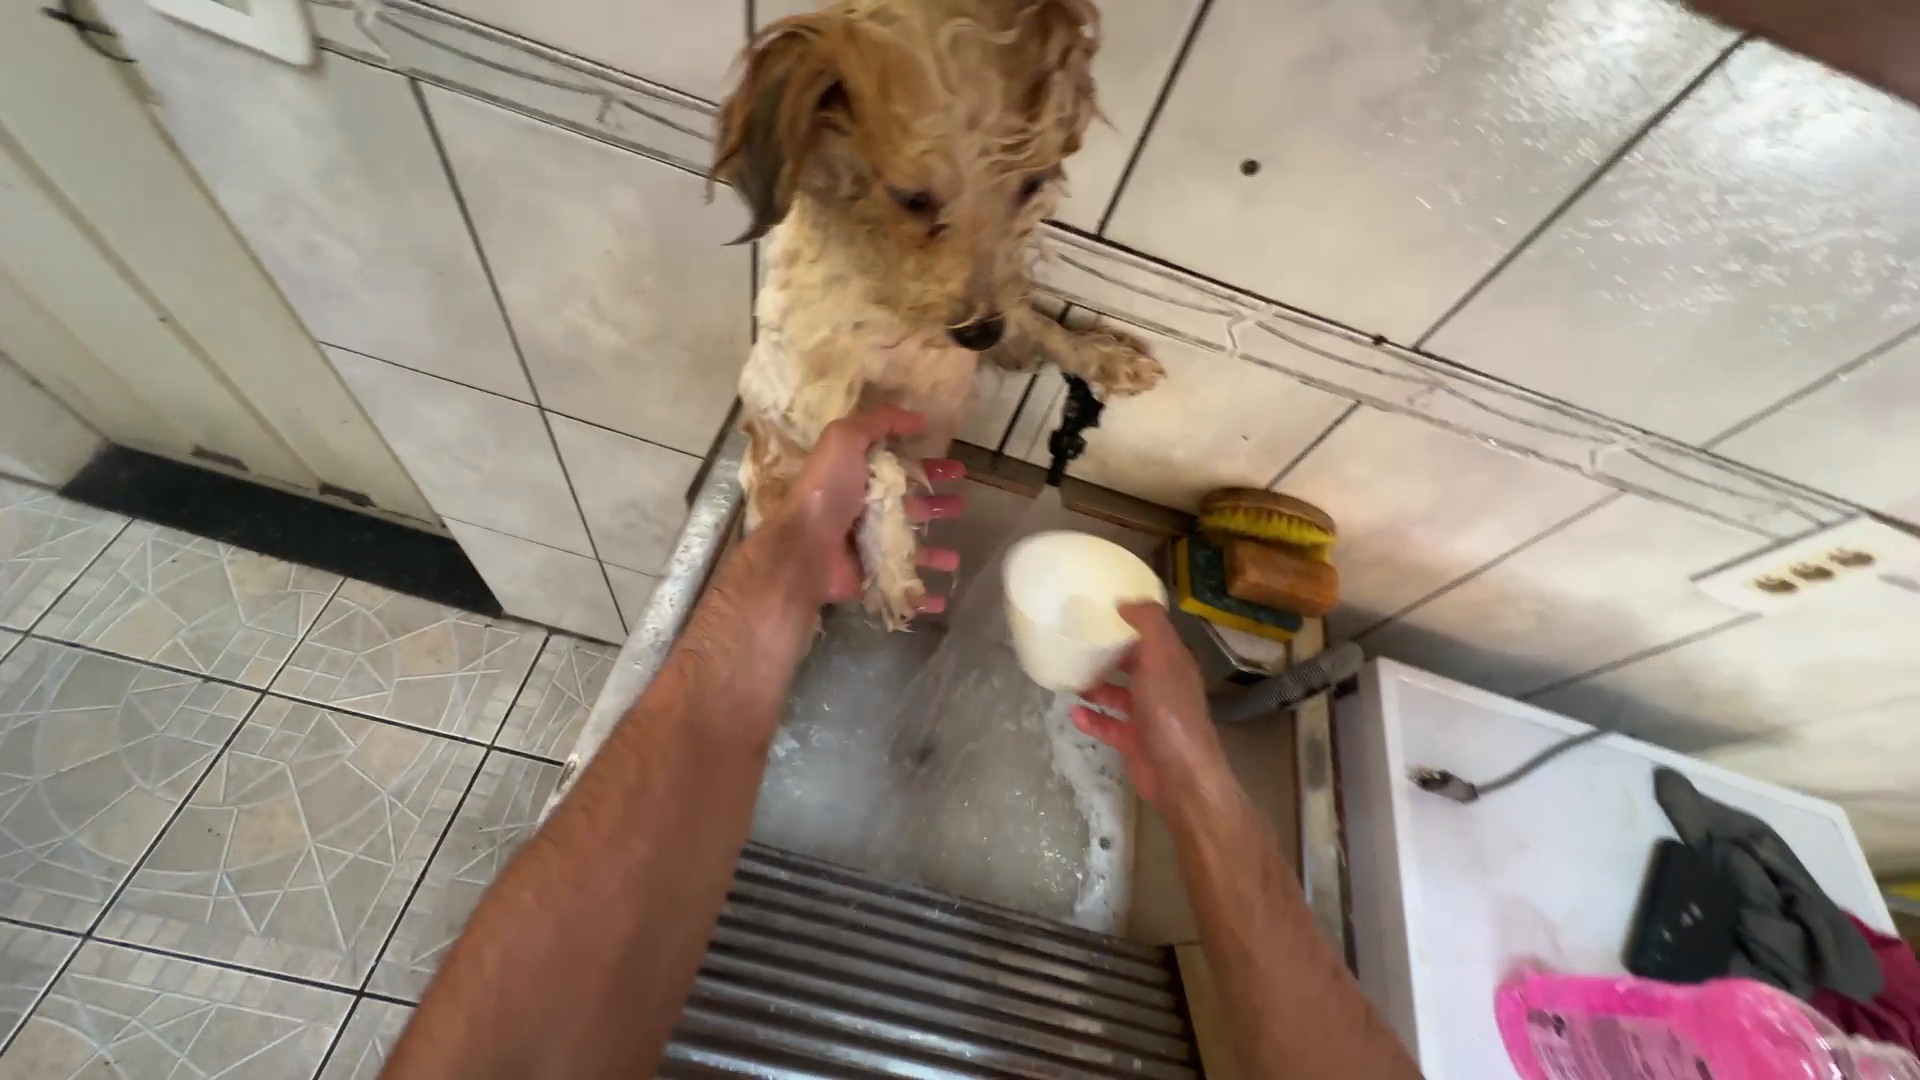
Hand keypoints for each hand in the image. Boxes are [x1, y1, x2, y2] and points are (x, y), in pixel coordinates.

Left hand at [768, 405, 963, 610]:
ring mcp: (868, 547)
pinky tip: (941, 598)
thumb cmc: (826, 491)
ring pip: (910, 548)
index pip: (900, 467)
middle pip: (910, 506)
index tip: (954, 463)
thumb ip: (878, 421)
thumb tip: (918, 416)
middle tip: (962, 503)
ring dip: (935, 552)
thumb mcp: (845, 439)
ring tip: (956, 558)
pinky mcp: (870, 577)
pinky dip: (922, 594)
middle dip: (937, 504)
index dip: (927, 463)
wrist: (805, 547)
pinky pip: (902, 585)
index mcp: (860, 477)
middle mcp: (865, 510)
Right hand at [1072, 603, 1227, 805]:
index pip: (1152, 635)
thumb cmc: (1169, 710)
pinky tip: (1073, 713)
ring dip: (1096, 687)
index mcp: (1173, 664)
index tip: (1100, 611)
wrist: (1180, 775)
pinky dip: (1091, 719)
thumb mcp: (1162, 657)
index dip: (1130, 622)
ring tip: (1071, 679)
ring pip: (1118, 695)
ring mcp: (1149, 716)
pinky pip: (1108, 725)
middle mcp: (1163, 687)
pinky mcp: (1135, 742)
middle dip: (1109, 655)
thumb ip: (1149, 624)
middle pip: (1134, 664)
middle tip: (1078, 644)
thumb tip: (1127, 602)